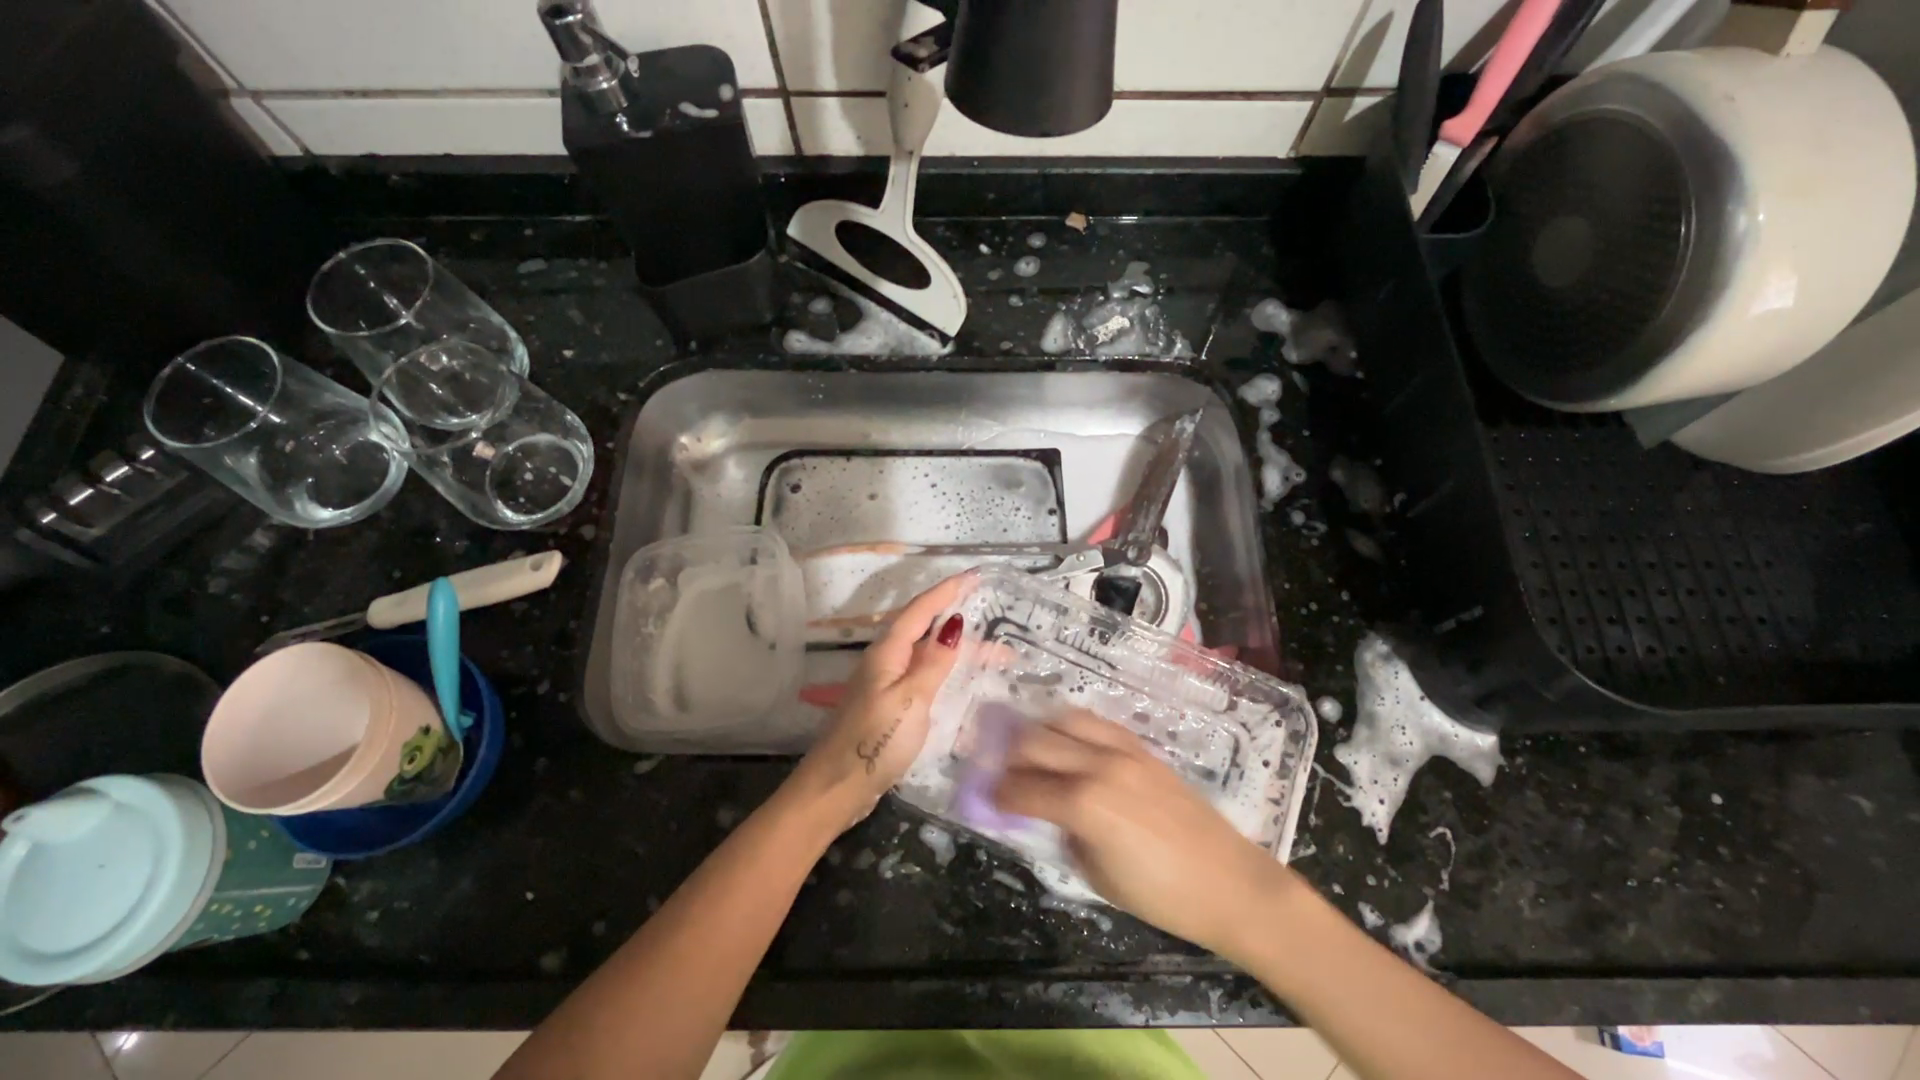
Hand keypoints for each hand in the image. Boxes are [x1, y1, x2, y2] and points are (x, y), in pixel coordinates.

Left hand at [789, 573, 971, 828]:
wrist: (836, 788)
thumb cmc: (874, 742)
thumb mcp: (911, 700)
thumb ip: (933, 663)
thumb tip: (954, 624)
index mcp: (887, 654)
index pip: (920, 611)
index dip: (947, 591)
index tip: (975, 576)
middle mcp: (885, 664)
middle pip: (926, 634)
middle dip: (961, 627)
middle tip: (1002, 633)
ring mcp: (885, 688)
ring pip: (926, 659)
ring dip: (959, 655)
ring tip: (996, 661)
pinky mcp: (889, 710)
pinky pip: (923, 681)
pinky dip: (947, 677)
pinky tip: (963, 690)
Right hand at [994, 710, 1294, 959]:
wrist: (1230, 884)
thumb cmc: (1162, 896)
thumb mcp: (1097, 876)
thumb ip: (1065, 838)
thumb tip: (1047, 815)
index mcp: (1083, 804)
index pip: (1021, 788)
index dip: (997, 793)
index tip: (986, 798)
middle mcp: (1099, 765)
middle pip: (1034, 742)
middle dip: (1008, 757)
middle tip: (1000, 773)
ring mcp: (1124, 751)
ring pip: (1064, 719)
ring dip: (1039, 732)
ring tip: (1030, 751)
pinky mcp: (1144, 749)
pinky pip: (1097, 724)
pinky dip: (1072, 728)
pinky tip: (1067, 744)